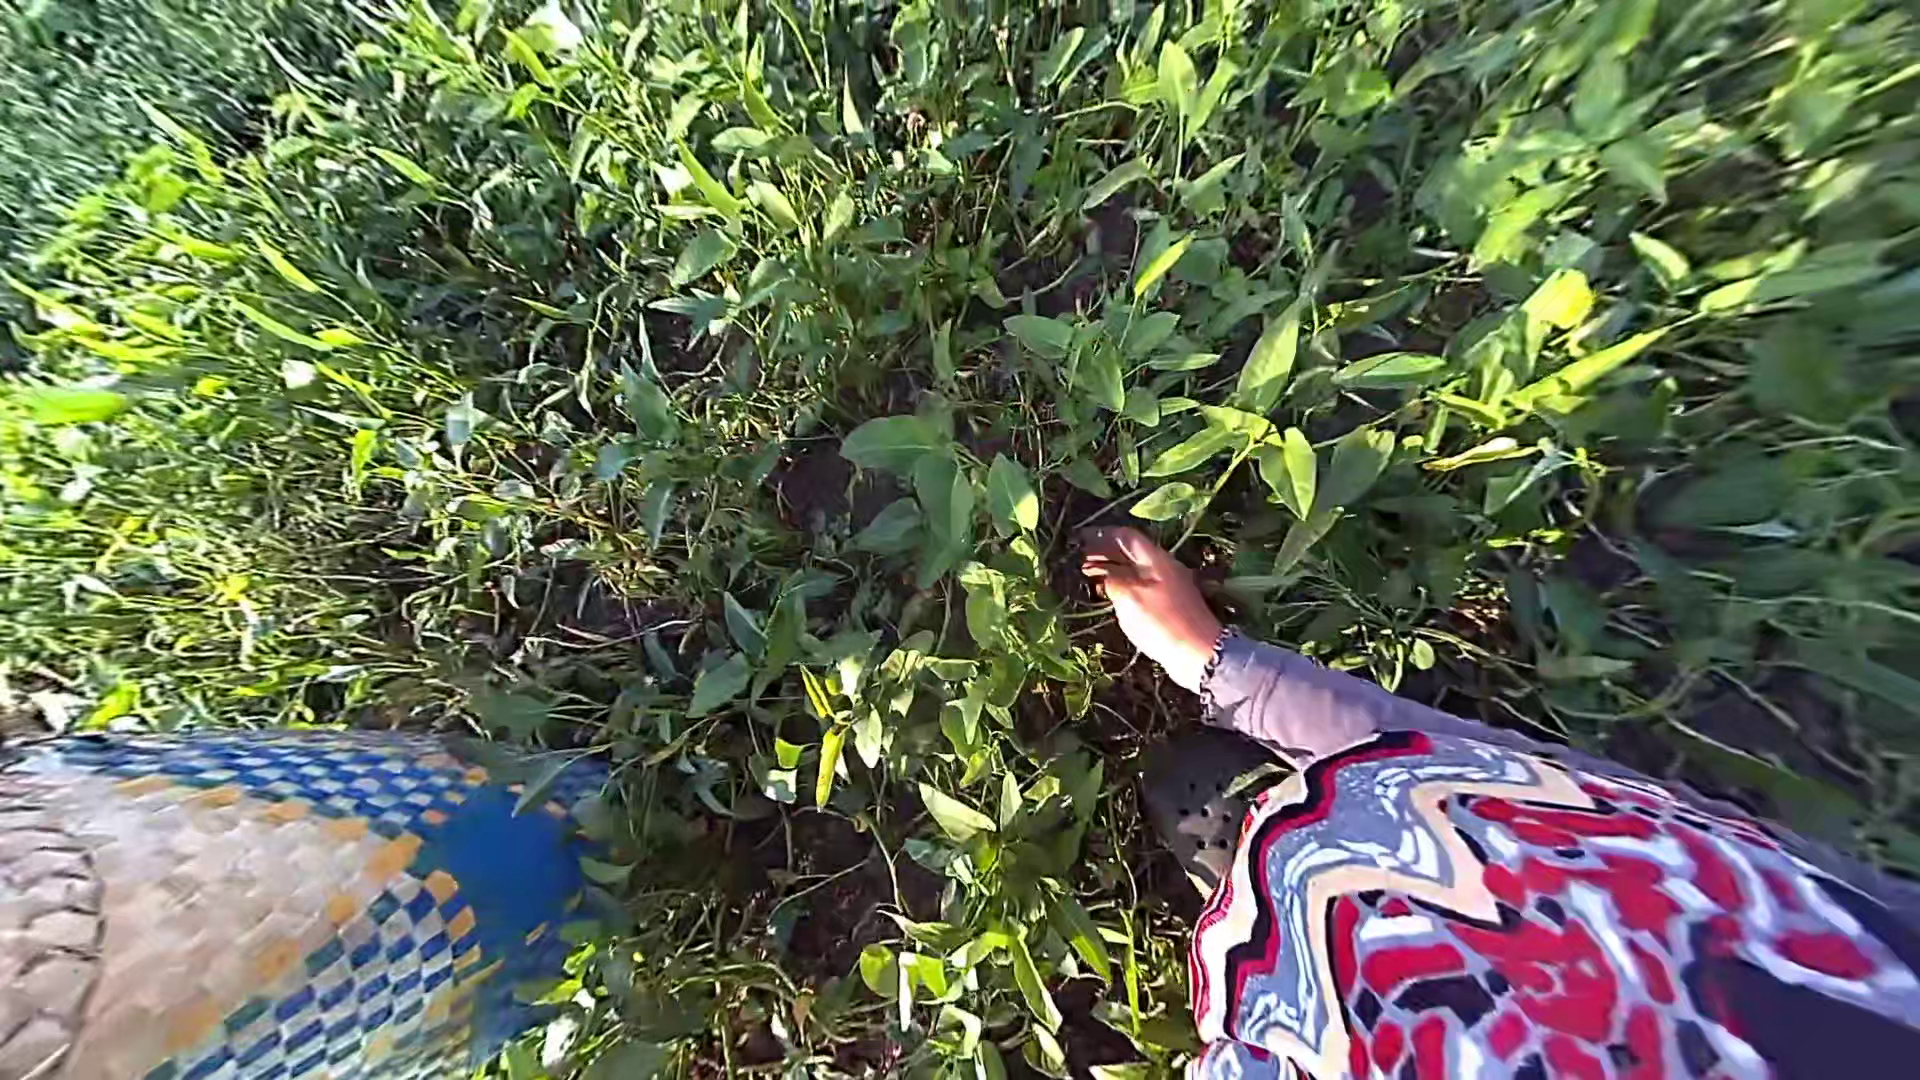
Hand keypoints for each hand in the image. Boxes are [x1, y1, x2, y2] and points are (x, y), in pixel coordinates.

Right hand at [1079, 526, 1222, 692]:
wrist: (1198, 654)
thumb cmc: (1161, 622)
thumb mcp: (1129, 597)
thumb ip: (1112, 579)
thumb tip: (1104, 574)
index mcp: (1156, 560)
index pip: (1125, 536)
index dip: (1101, 536)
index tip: (1080, 541)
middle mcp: (1163, 567)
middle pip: (1130, 552)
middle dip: (1104, 553)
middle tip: (1079, 559)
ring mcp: (1167, 586)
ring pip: (1134, 569)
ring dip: (1111, 569)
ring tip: (1088, 575)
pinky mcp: (1168, 604)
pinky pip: (1139, 585)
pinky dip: (1121, 584)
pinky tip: (1109, 594)